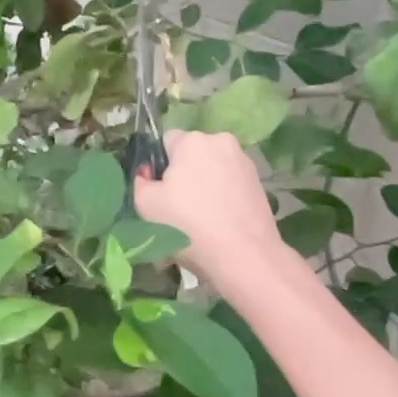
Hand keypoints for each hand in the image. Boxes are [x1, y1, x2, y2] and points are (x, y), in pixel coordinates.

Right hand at [132, 129, 282, 281]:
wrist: (244, 256)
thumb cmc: (188, 225)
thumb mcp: (145, 204)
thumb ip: (138, 181)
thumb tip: (147, 174)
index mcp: (193, 140)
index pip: (165, 141)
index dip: (157, 167)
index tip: (158, 193)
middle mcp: (221, 142)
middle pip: (191, 157)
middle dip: (181, 177)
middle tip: (174, 212)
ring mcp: (245, 163)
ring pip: (211, 172)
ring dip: (201, 190)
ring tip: (196, 224)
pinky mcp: (258, 184)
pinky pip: (228, 187)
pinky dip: (220, 201)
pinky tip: (216, 226)